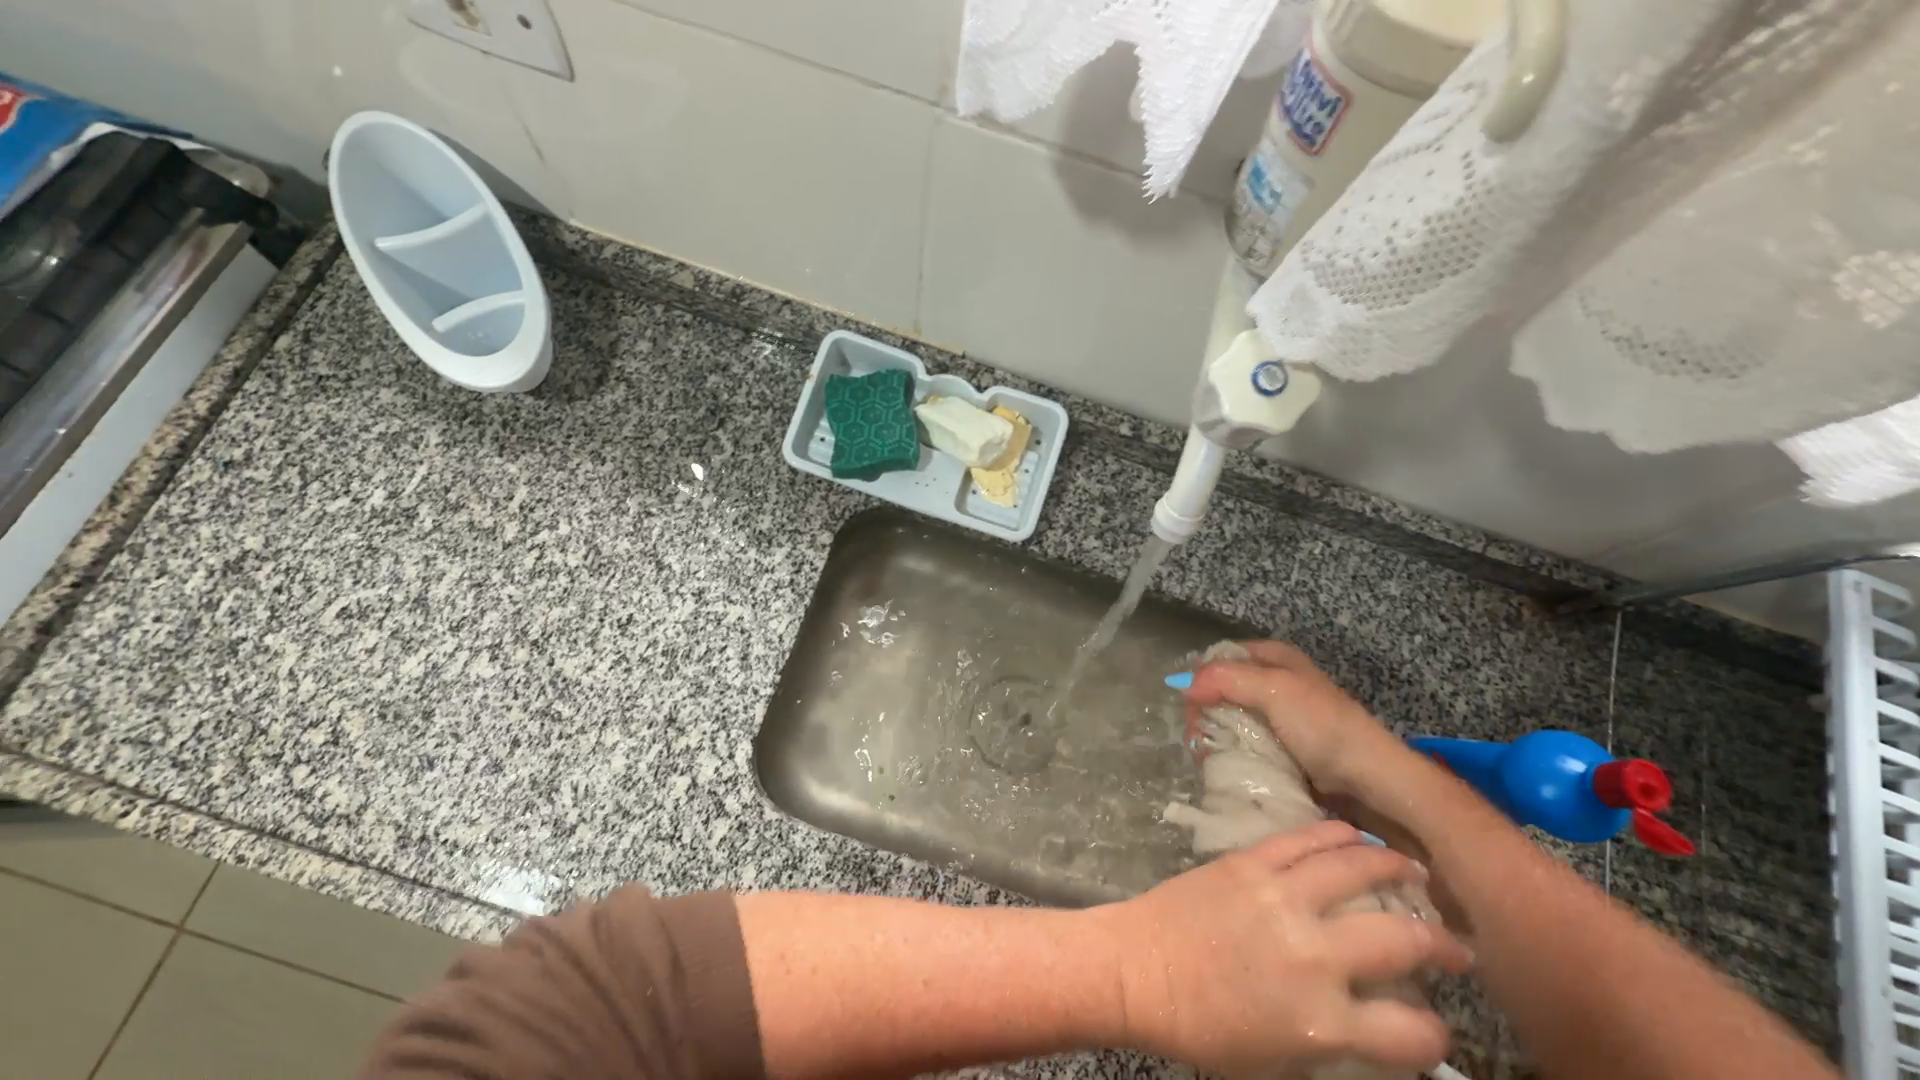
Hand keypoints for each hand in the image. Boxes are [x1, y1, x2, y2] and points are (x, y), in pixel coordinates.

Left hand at [1094, 820, 1470, 1074]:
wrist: (1137, 972)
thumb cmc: (1202, 1027)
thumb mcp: (1278, 1060)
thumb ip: (1334, 1042)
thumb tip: (1374, 1024)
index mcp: (1322, 1020)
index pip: (1412, 1033)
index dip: (1433, 1034)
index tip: (1433, 1025)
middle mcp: (1313, 954)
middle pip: (1402, 940)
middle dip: (1441, 943)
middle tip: (1451, 942)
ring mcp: (1280, 898)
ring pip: (1358, 869)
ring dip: (1396, 868)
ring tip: (1414, 871)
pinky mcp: (1249, 863)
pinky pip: (1304, 840)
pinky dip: (1336, 834)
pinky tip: (1356, 835)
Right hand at [1184, 639, 1406, 797]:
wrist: (1366, 777)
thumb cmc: (1322, 726)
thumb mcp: (1274, 690)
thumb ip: (1226, 679)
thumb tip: (1181, 683)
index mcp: (1273, 657)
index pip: (1220, 657)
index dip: (1202, 677)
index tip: (1192, 704)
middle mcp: (1273, 681)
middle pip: (1220, 690)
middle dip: (1204, 712)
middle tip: (1199, 737)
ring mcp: (1276, 716)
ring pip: (1228, 719)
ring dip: (1214, 736)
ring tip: (1208, 755)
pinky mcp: (1279, 746)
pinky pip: (1241, 743)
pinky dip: (1229, 752)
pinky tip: (1223, 765)